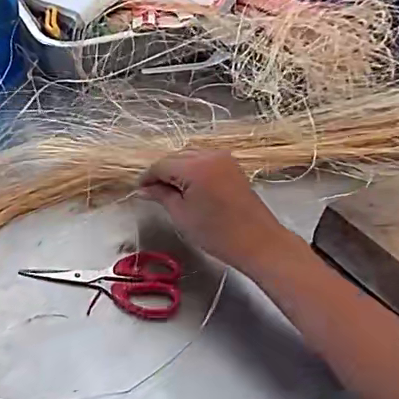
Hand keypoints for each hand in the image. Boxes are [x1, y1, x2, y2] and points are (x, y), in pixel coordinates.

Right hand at [140, 151, 298, 270]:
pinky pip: (204, 160)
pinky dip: (191, 170)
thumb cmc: (216, 233)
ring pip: (189, 156)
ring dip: (176, 170)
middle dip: (161, 172)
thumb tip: (143, 189)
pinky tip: (188, 187)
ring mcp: (224, 159)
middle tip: (152, 192)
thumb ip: (161, 195)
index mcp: (195, 167)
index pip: (161, 165)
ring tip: (169, 191)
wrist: (259, 242)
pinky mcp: (232, 167)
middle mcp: (210, 156)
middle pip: (175, 157)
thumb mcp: (181, 214)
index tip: (139, 191)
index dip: (147, 178)